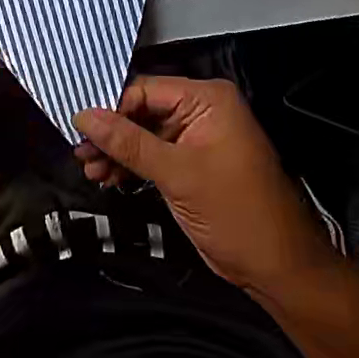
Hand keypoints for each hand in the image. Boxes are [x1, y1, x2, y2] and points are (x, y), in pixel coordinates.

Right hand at [73, 76, 336, 295]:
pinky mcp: (192, 163)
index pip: (145, 90)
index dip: (111, 109)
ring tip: (92, 169)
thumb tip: (87, 117)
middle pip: (142, 111)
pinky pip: (153, 153)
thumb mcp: (177, 174)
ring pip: (143, 134)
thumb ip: (128, 142)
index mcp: (208, 99)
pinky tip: (110, 177)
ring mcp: (197, 137)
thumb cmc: (240, 214)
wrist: (278, 267)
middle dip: (111, 134)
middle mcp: (202, 111)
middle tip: (83, 152)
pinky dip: (132, 165)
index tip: (80, 128)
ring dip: (117, 152)